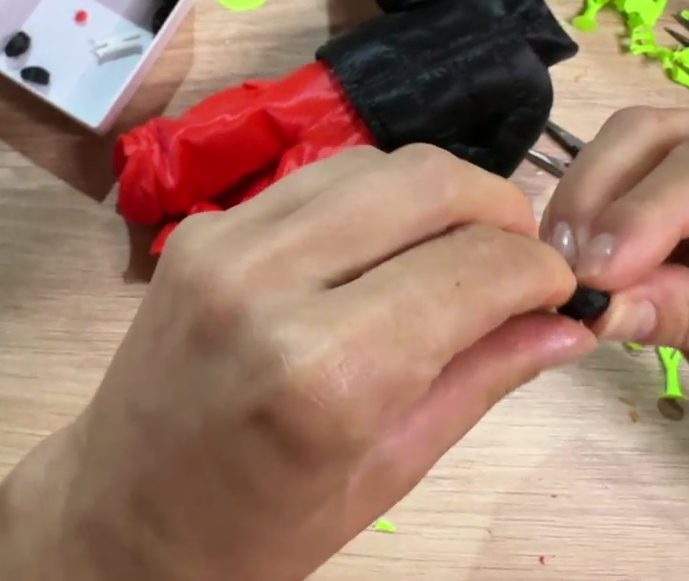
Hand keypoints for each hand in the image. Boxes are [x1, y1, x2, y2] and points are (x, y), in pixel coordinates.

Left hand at [42, 145, 594, 580]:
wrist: (120, 509)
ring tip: (457, 244)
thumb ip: (481, 379)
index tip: (561, 286)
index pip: (472, 269)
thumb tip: (568, 322)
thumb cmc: (259, 526)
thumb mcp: (386, 474)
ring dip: (435, 192)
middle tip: (519, 252)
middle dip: (497, 204)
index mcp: (327, 370)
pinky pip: (315, 179)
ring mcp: (226, 239)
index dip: (537, 268)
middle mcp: (272, 281)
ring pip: (372, 163)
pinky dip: (371, 196)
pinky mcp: (203, 224)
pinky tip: (384, 240)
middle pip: (424, 181)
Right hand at [542, 108, 688, 460]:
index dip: (649, 213)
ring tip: (566, 266)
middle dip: (602, 196)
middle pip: (654, 135)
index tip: (596, 274)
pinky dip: (581, 216)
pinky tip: (571, 260)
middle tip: (569, 267)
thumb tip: (596, 303)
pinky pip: (608, 178)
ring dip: (582, 203)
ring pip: (620, 146)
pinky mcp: (670, 184)